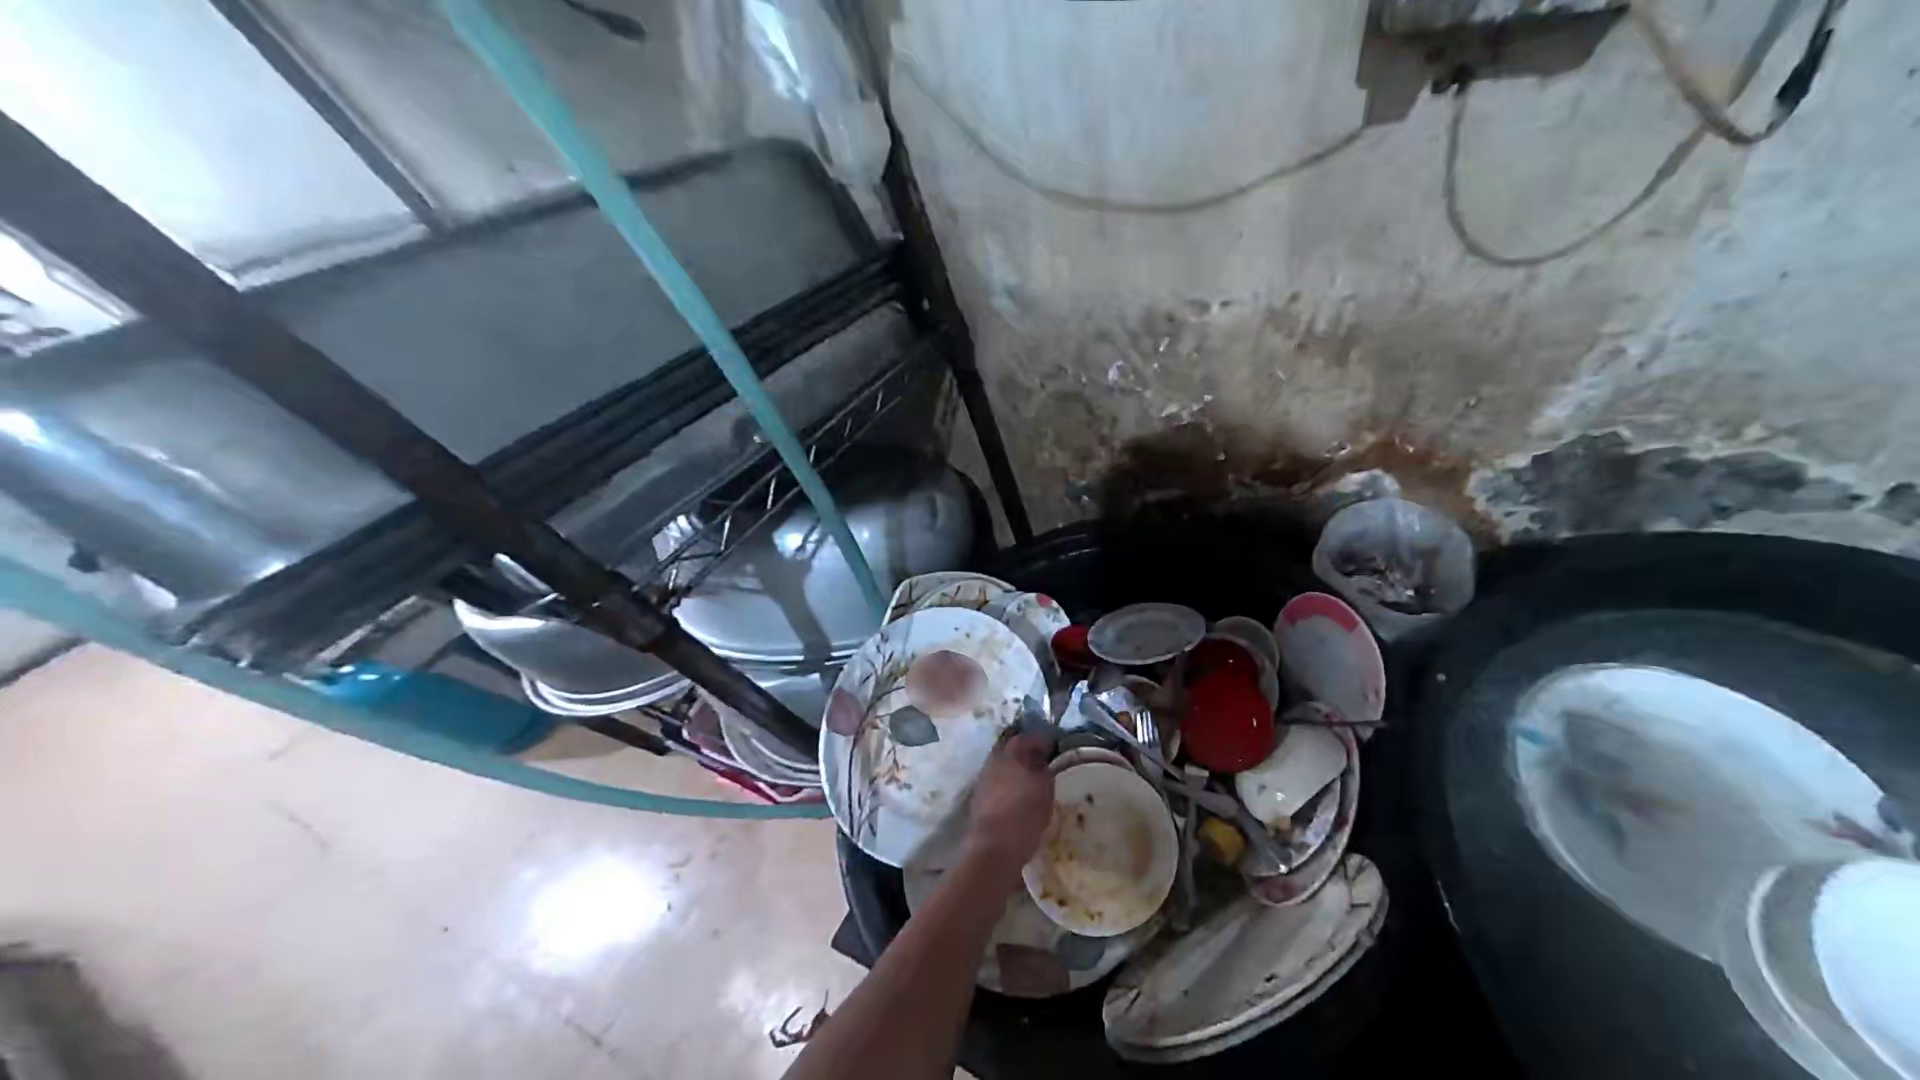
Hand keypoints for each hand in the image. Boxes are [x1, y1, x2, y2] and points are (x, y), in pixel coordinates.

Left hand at [964, 732, 1054, 875]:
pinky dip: (1006, 780)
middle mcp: (994, 760)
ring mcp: (984, 778)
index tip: (1053, 743)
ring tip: (1030, 775)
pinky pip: (996, 779)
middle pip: (1009, 747)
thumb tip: (1043, 760)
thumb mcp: (1044, 790)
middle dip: (1024, 749)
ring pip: (1001, 763)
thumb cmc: (1024, 815)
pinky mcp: (979, 796)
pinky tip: (1016, 791)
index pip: (1027, 737)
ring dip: (1014, 765)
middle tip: (1041, 756)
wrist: (993, 846)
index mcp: (1012, 754)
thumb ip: (1044, 770)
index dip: (1041, 739)